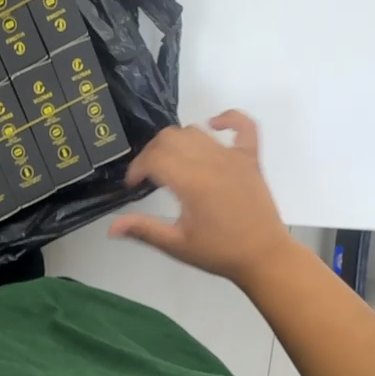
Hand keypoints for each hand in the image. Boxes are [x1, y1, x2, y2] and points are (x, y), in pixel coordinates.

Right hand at [112, 110, 301, 287]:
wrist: (263, 256)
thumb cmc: (218, 252)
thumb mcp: (176, 245)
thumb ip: (143, 230)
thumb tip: (111, 227)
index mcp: (192, 183)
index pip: (154, 158)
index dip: (136, 169)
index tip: (133, 186)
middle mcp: (211, 162)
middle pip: (170, 139)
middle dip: (151, 153)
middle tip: (148, 177)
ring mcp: (233, 157)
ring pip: (195, 131)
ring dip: (176, 142)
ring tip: (171, 164)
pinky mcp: (251, 158)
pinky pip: (243, 126)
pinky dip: (227, 119)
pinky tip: (214, 125)